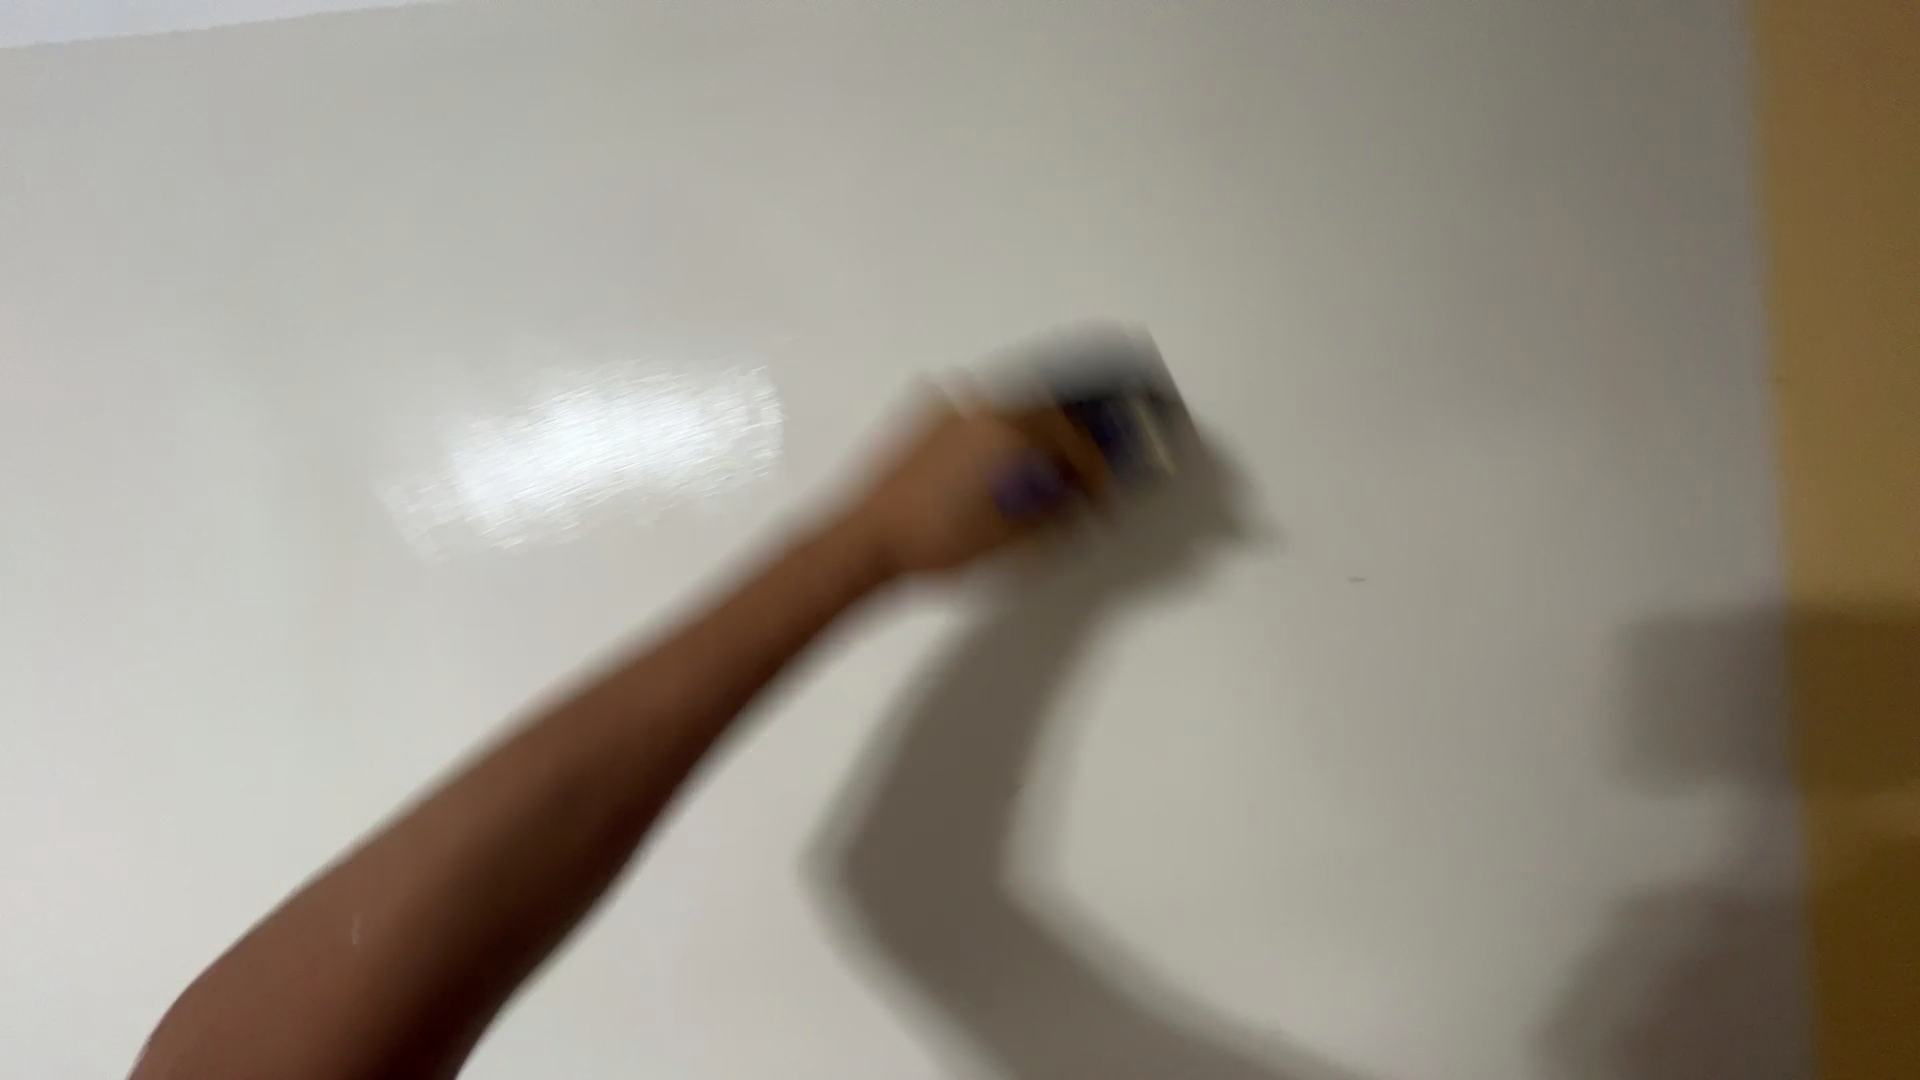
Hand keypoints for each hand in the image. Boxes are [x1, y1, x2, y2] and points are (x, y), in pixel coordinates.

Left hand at [843, 391, 1109, 576]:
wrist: (865, 542)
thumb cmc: (933, 542)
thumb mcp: (1010, 538)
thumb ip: (1056, 512)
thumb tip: (1081, 500)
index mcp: (1004, 429)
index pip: (1068, 437)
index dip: (1093, 466)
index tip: (1102, 489)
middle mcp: (976, 405)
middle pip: (1041, 413)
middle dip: (1067, 444)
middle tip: (1080, 475)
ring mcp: (945, 408)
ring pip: (1007, 411)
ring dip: (1032, 436)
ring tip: (1042, 471)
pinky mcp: (922, 420)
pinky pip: (975, 416)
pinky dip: (997, 434)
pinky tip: (999, 463)